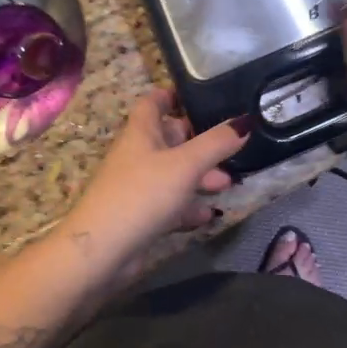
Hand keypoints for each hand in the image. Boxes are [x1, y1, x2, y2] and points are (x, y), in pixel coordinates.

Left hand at [62, 89, 246, 261]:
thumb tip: (245, 121)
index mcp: (141, 132)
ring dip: (200, 176)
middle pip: (170, 139)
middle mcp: (138, 154)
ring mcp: (137, 186)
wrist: (101, 253)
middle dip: (200, 142)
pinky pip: (170, 204)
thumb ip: (216, 143)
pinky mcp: (140, 216)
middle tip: (230, 146)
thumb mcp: (185, 165)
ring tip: (228, 182)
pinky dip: (189, 206)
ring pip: (173, 173)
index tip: (202, 94)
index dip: (174, 95)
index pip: (154, 102)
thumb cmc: (142, 194)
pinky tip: (210, 214)